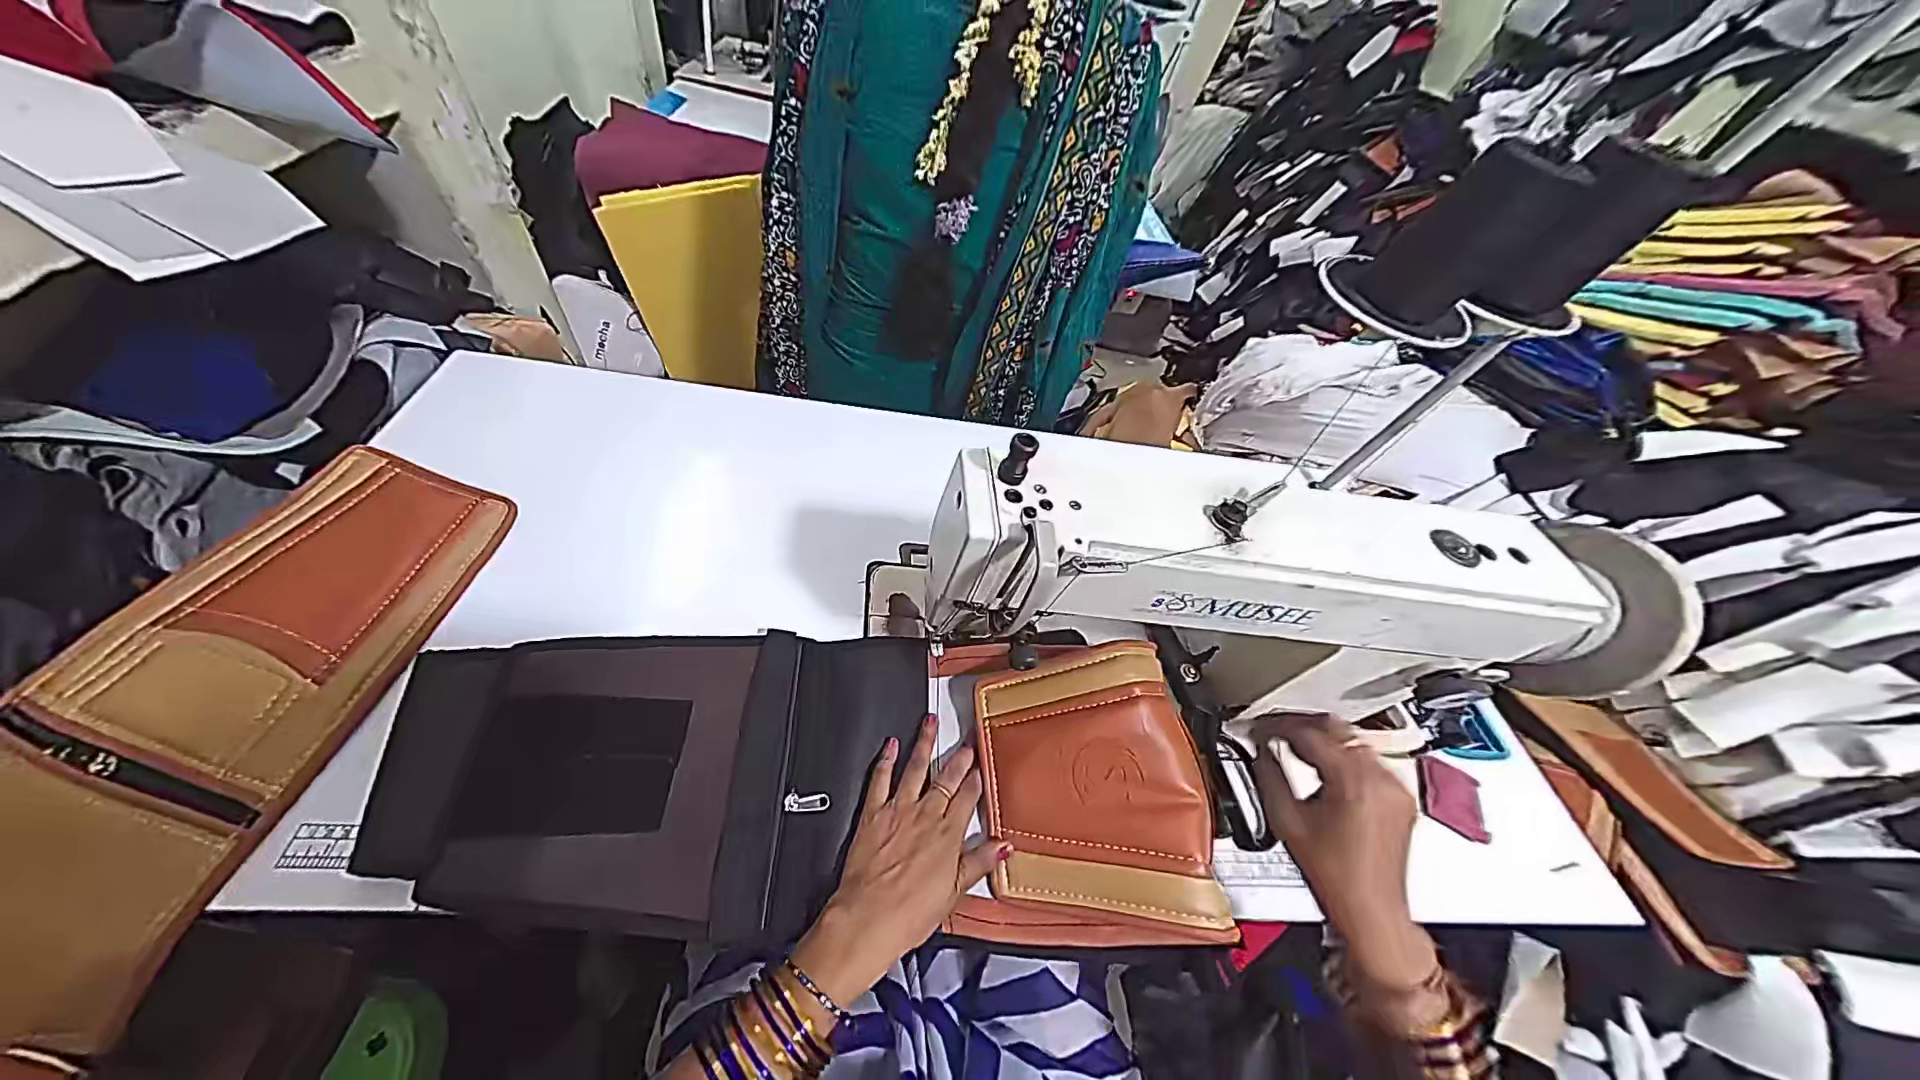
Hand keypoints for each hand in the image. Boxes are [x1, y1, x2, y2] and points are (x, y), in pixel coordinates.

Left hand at [790, 715, 1007, 1009]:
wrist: (867, 919)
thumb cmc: (908, 914)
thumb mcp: (954, 893)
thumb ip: (979, 863)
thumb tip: (1003, 847)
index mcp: (947, 836)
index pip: (967, 798)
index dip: (976, 779)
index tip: (981, 765)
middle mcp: (925, 816)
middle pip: (947, 779)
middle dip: (959, 757)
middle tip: (966, 739)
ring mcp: (898, 811)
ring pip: (916, 768)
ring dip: (925, 743)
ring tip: (931, 723)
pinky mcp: (873, 814)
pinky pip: (880, 779)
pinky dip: (885, 759)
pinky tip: (890, 745)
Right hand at [1252, 713, 1442, 1011]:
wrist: (1371, 910)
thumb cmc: (1335, 876)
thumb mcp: (1286, 820)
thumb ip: (1268, 775)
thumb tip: (1259, 751)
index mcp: (1354, 781)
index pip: (1307, 732)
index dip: (1275, 725)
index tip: (1258, 728)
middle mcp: (1382, 779)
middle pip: (1334, 726)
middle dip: (1298, 723)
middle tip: (1272, 728)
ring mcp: (1396, 787)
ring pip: (1352, 738)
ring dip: (1319, 736)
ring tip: (1291, 742)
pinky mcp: (1401, 796)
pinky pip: (1367, 758)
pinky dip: (1340, 753)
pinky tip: (1321, 762)